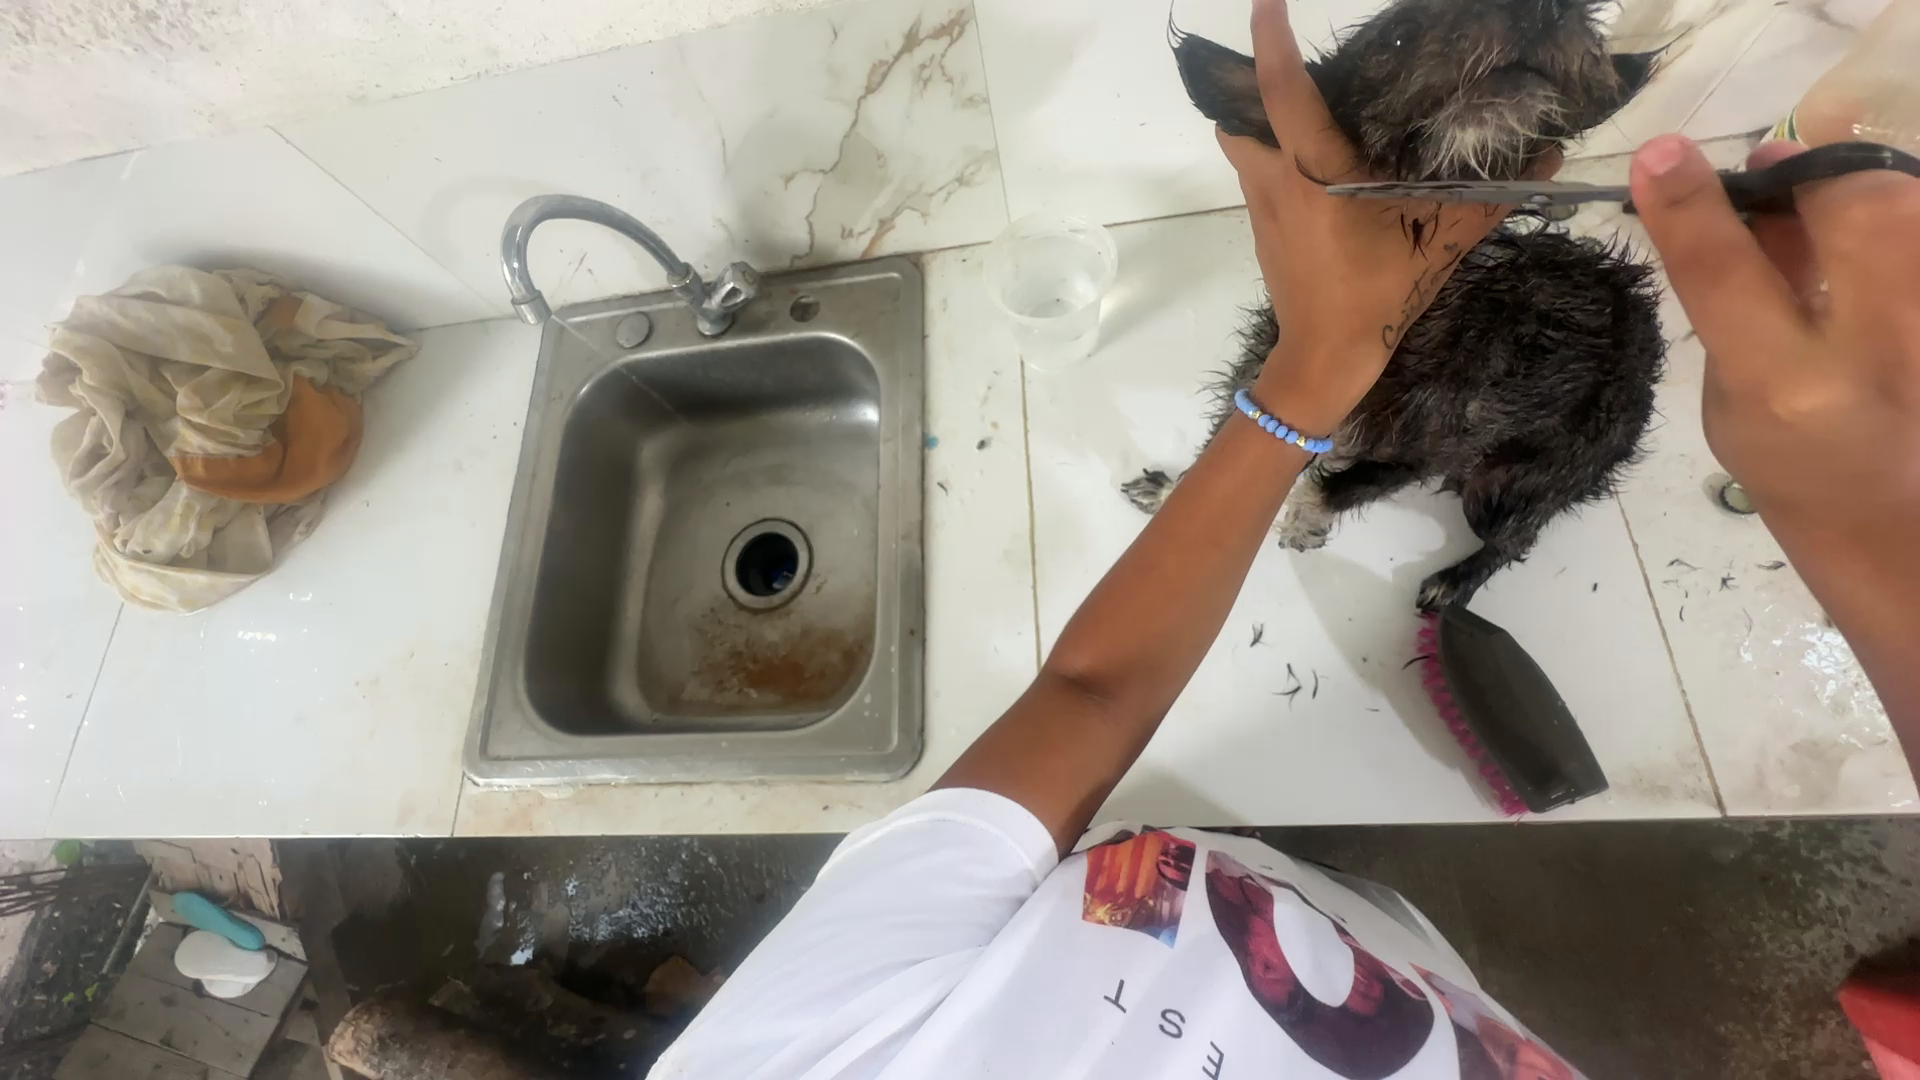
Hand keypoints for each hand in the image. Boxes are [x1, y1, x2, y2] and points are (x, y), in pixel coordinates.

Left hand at [1215, 0, 1552, 431]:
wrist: (1323, 359)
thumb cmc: (1377, 301)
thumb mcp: (1443, 245)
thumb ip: (1495, 194)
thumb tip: (1553, 150)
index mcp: (1316, 180)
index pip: (1283, 99)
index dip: (1270, 46)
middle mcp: (1276, 187)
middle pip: (1238, 118)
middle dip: (1251, 81)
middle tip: (1293, 54)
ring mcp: (1261, 211)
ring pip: (1239, 146)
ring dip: (1255, 115)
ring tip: (1301, 93)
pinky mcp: (1261, 230)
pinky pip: (1252, 172)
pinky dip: (1267, 148)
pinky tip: (1308, 148)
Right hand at [1629, 135, 1919, 532]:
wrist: (1894, 513)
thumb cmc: (1784, 467)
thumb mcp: (1731, 399)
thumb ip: (1740, 314)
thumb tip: (1747, 225)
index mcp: (1782, 385)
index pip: (1723, 275)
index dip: (1689, 209)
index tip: (1657, 155)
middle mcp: (1875, 350)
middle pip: (1865, 212)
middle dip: (1816, 172)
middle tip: (1773, 166)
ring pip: (1918, 210)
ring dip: (1861, 187)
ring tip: (1812, 193)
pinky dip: (1891, 219)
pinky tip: (1856, 231)